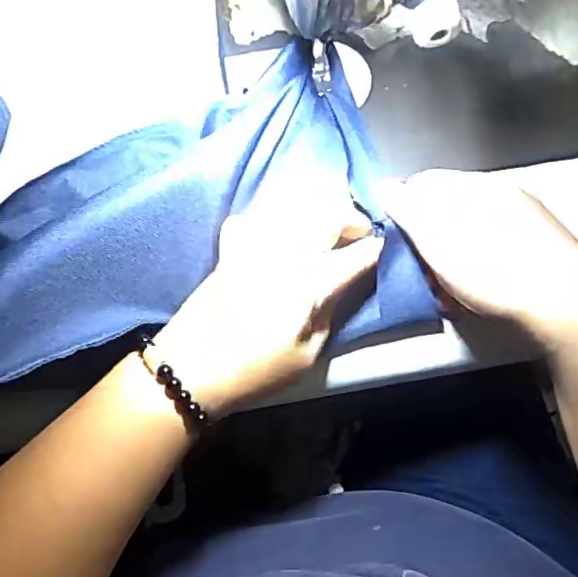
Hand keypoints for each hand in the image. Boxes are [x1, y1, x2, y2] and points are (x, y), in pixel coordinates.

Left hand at [150, 180, 383, 415]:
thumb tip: (344, 284)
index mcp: (309, 282)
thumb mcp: (308, 354)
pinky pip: (259, 215)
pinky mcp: (231, 247)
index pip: (357, 254)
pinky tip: (279, 233)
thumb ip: (331, 311)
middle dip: (352, 218)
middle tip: (359, 233)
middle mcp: (285, 252)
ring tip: (327, 228)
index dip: (378, 249)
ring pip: (296, 206)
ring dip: (319, 210)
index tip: (387, 250)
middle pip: (328, 214)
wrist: (190, 367)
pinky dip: (276, 216)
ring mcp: (255, 244)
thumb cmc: (255, 370)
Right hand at [381, 169, 577, 354]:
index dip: (403, 209)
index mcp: (476, 186)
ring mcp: (525, 220)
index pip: (425, 182)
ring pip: (471, 233)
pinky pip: (494, 250)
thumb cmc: (495, 270)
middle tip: (421, 273)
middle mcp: (502, 194)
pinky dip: (478, 268)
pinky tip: (477, 294)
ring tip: (448, 291)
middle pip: (448, 209)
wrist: (565, 303)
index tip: (395, 240)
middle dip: (428, 241)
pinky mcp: (540, 248)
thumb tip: (386, 186)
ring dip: (451, 260)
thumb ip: (409, 211)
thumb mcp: (438, 241)